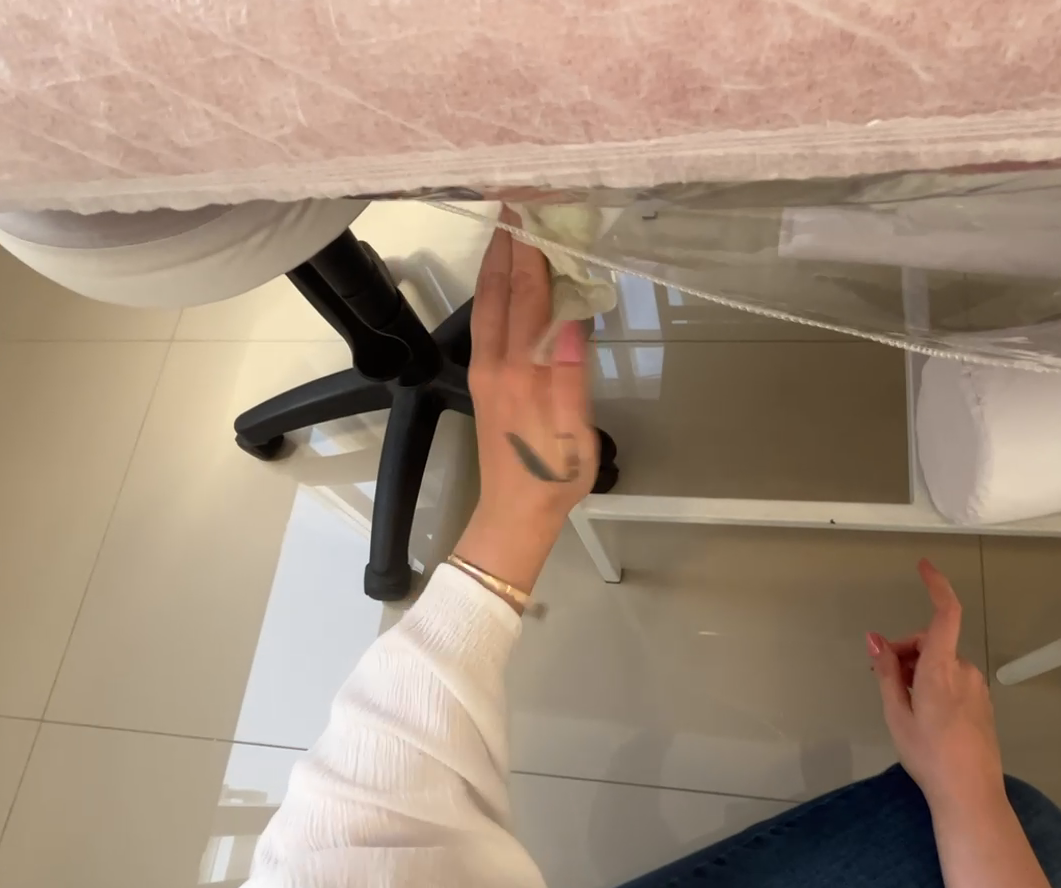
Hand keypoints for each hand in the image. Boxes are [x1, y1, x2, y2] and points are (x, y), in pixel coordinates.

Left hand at [452, 211, 596, 598]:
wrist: (515, 513)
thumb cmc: (554, 478)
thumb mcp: (575, 433)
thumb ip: (571, 376)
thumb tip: (574, 317)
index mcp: (523, 372)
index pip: (527, 296)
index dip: (532, 250)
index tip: (536, 208)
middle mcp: (496, 364)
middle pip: (499, 291)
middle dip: (507, 245)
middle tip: (515, 202)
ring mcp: (486, 372)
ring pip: (486, 305)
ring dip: (496, 264)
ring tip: (506, 230)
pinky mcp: (484, 383)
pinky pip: (486, 324)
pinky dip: (493, 292)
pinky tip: (501, 283)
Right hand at [867, 559, 1003, 805]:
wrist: (970, 794)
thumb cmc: (928, 754)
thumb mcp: (896, 713)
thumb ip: (886, 672)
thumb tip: (874, 639)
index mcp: (941, 669)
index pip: (945, 615)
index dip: (936, 586)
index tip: (924, 567)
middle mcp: (964, 671)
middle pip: (931, 642)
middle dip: (904, 651)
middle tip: (883, 680)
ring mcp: (976, 687)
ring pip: (939, 662)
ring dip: (917, 670)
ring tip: (901, 704)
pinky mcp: (981, 702)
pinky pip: (951, 678)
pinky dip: (931, 682)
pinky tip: (923, 714)